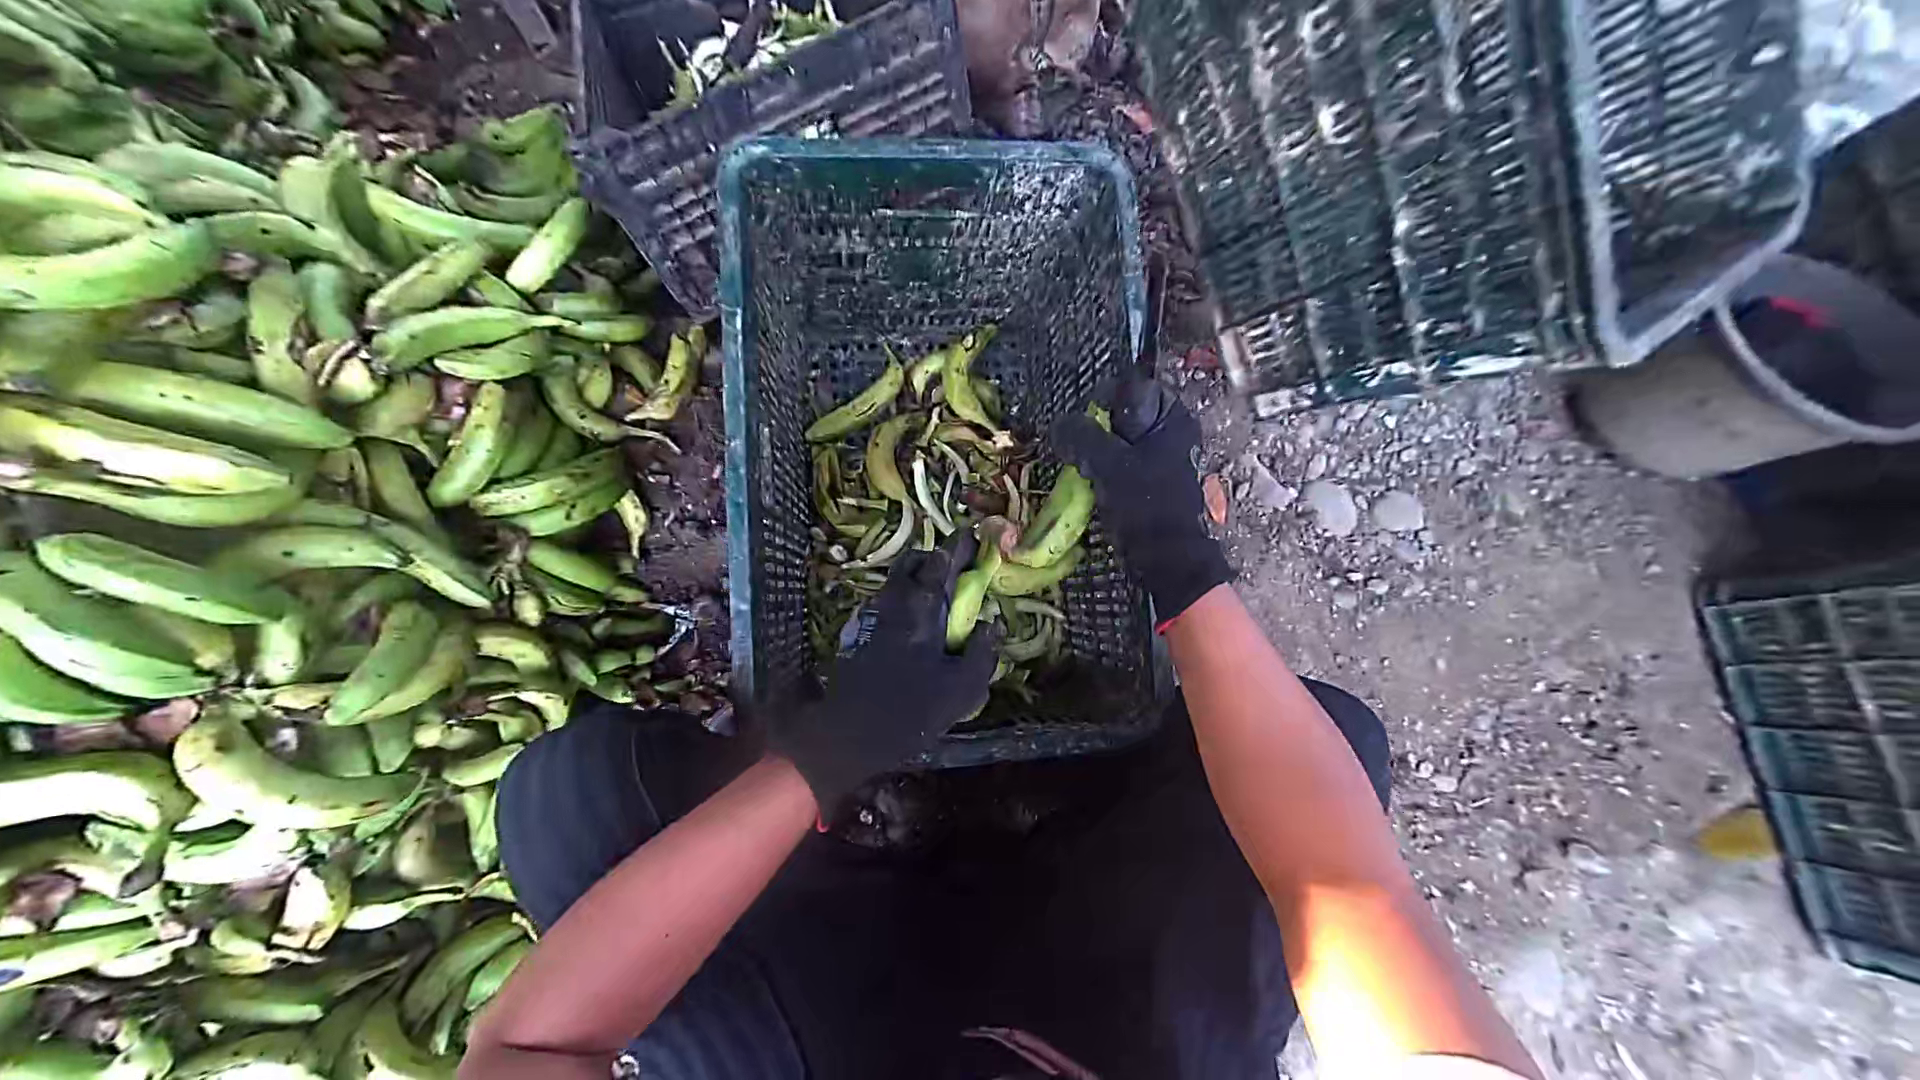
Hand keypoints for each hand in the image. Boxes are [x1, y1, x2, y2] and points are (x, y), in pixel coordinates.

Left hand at [768, 534, 1000, 810]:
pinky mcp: (862, 631)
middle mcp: (896, 601)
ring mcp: (874, 613)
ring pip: (898, 579)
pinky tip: (917, 619)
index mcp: (923, 607)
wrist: (849, 732)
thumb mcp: (963, 688)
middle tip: (957, 563)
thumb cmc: (910, 710)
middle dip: (936, 555)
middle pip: (914, 561)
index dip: (960, 546)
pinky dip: (906, 597)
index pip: (943, 561)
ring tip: (940, 590)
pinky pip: (888, 600)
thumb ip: (983, 652)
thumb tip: (992, 625)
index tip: (975, 536)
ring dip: (919, 575)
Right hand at [1050, 375, 1231, 623]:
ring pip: (1117, 443)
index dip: (1102, 402)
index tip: (1082, 425)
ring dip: (1097, 454)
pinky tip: (1094, 486)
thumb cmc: (1146, 509)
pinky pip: (1119, 465)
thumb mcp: (1109, 466)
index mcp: (1172, 419)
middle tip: (1080, 451)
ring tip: (1085, 470)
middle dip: (1096, 431)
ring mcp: (1162, 459)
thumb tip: (1059, 424)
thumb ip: (1082, 438)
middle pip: (1121, 416)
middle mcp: (1172, 433)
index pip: (1129, 388)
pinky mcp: (1151, 483)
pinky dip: (1104, 472)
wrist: (1169, 562)